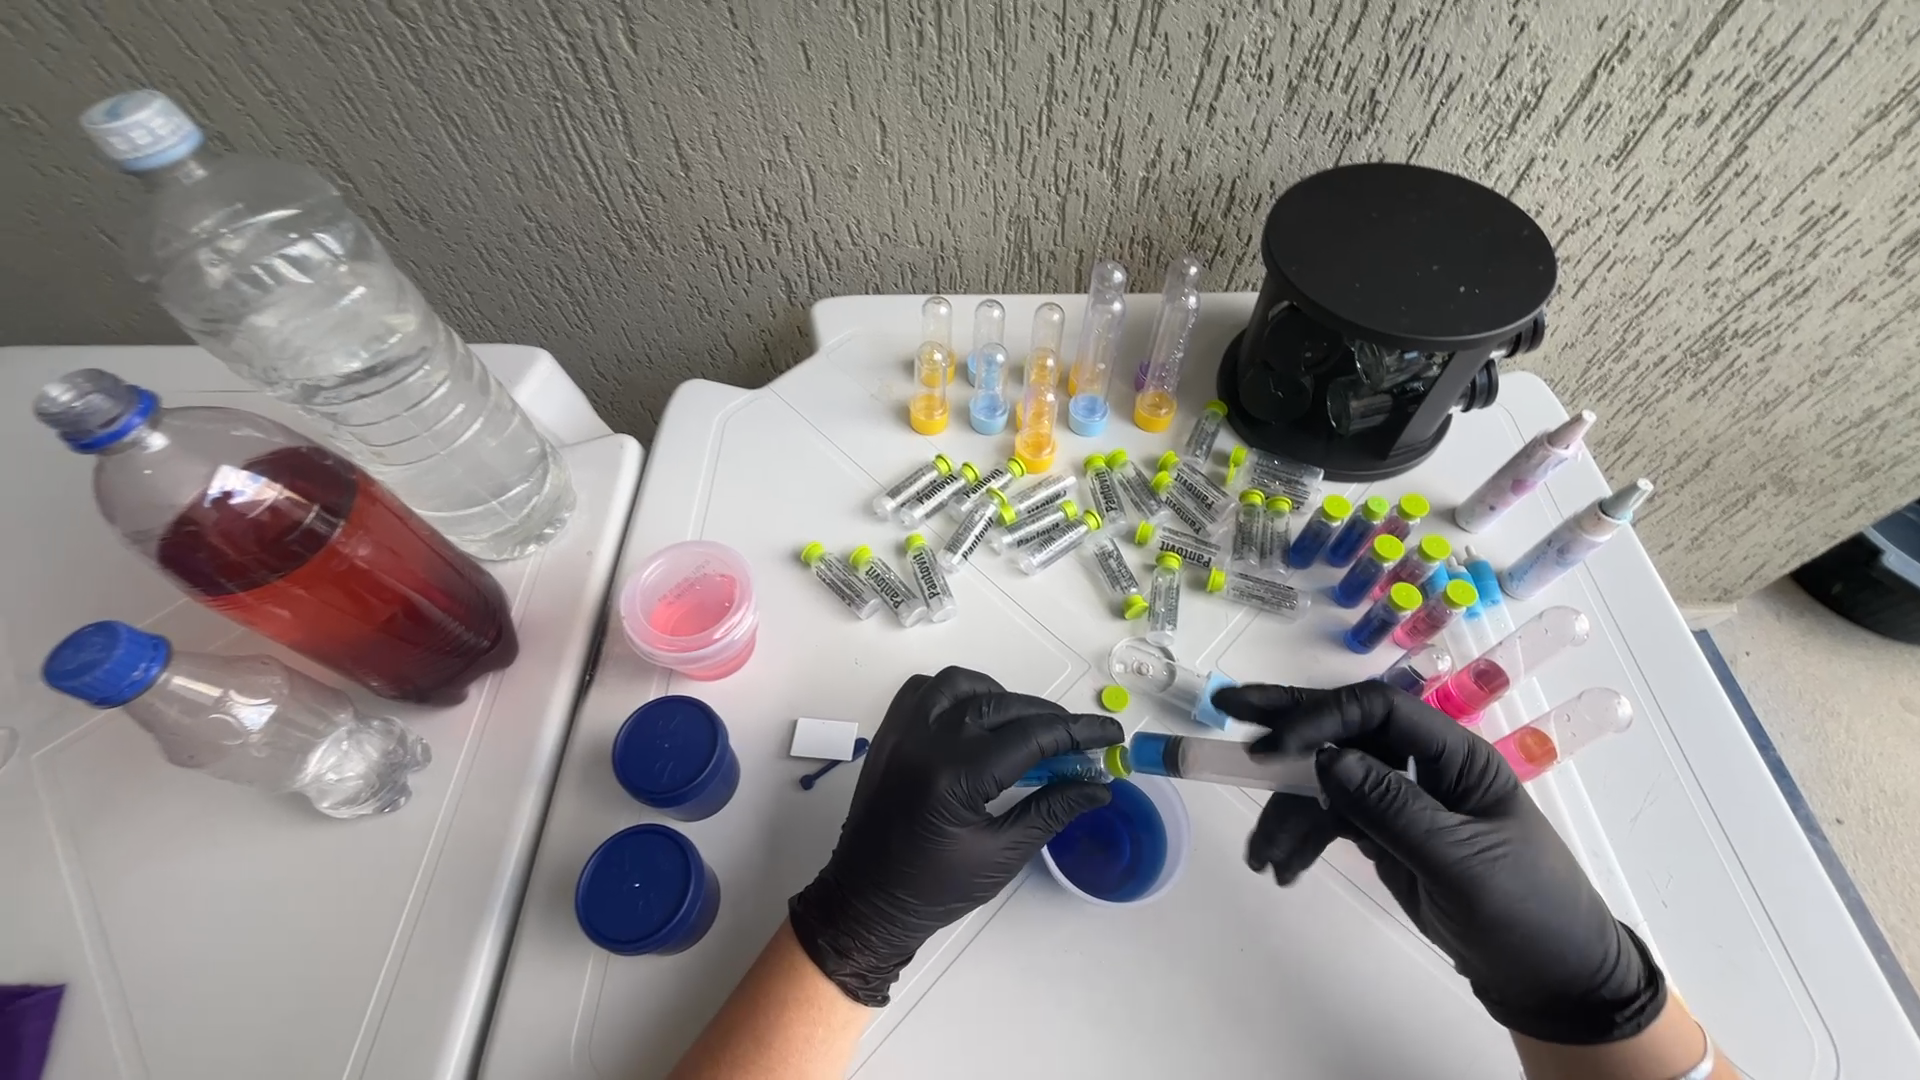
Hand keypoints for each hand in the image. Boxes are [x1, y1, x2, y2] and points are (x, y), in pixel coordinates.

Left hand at [789, 666, 1122, 1005]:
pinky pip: (924, 689)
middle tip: (1076, 738)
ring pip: (961, 684)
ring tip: (1025, 723)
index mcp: (956, 777)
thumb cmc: (936, 889)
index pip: (1032, 738)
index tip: (1111, 734)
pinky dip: (955, 690)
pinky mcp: (888, 733)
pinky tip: (975, 714)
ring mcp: (902, 732)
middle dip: (1047, 716)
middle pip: (1001, 706)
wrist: (865, 901)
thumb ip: (1052, 810)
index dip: (1078, 732)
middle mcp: (927, 741)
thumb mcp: (1003, 855)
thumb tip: (1099, 785)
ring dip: (1000, 695)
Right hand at [1214, 681, 1666, 1045]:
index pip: (1376, 711)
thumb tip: (1326, 758)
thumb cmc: (1526, 913)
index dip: (1321, 718)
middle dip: (1282, 726)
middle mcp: (1417, 764)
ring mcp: (1394, 797)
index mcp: (1452, 755)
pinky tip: (1282, 869)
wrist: (1550, 983)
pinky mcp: (1377, 830)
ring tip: (1259, 858)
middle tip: (1226, 709)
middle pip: (1340, 729)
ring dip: (1284, 815)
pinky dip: (1297, 840)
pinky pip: (1324, 820)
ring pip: (1321, 783)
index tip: (1272, 747)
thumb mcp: (1463, 862)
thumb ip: (1393, 807)